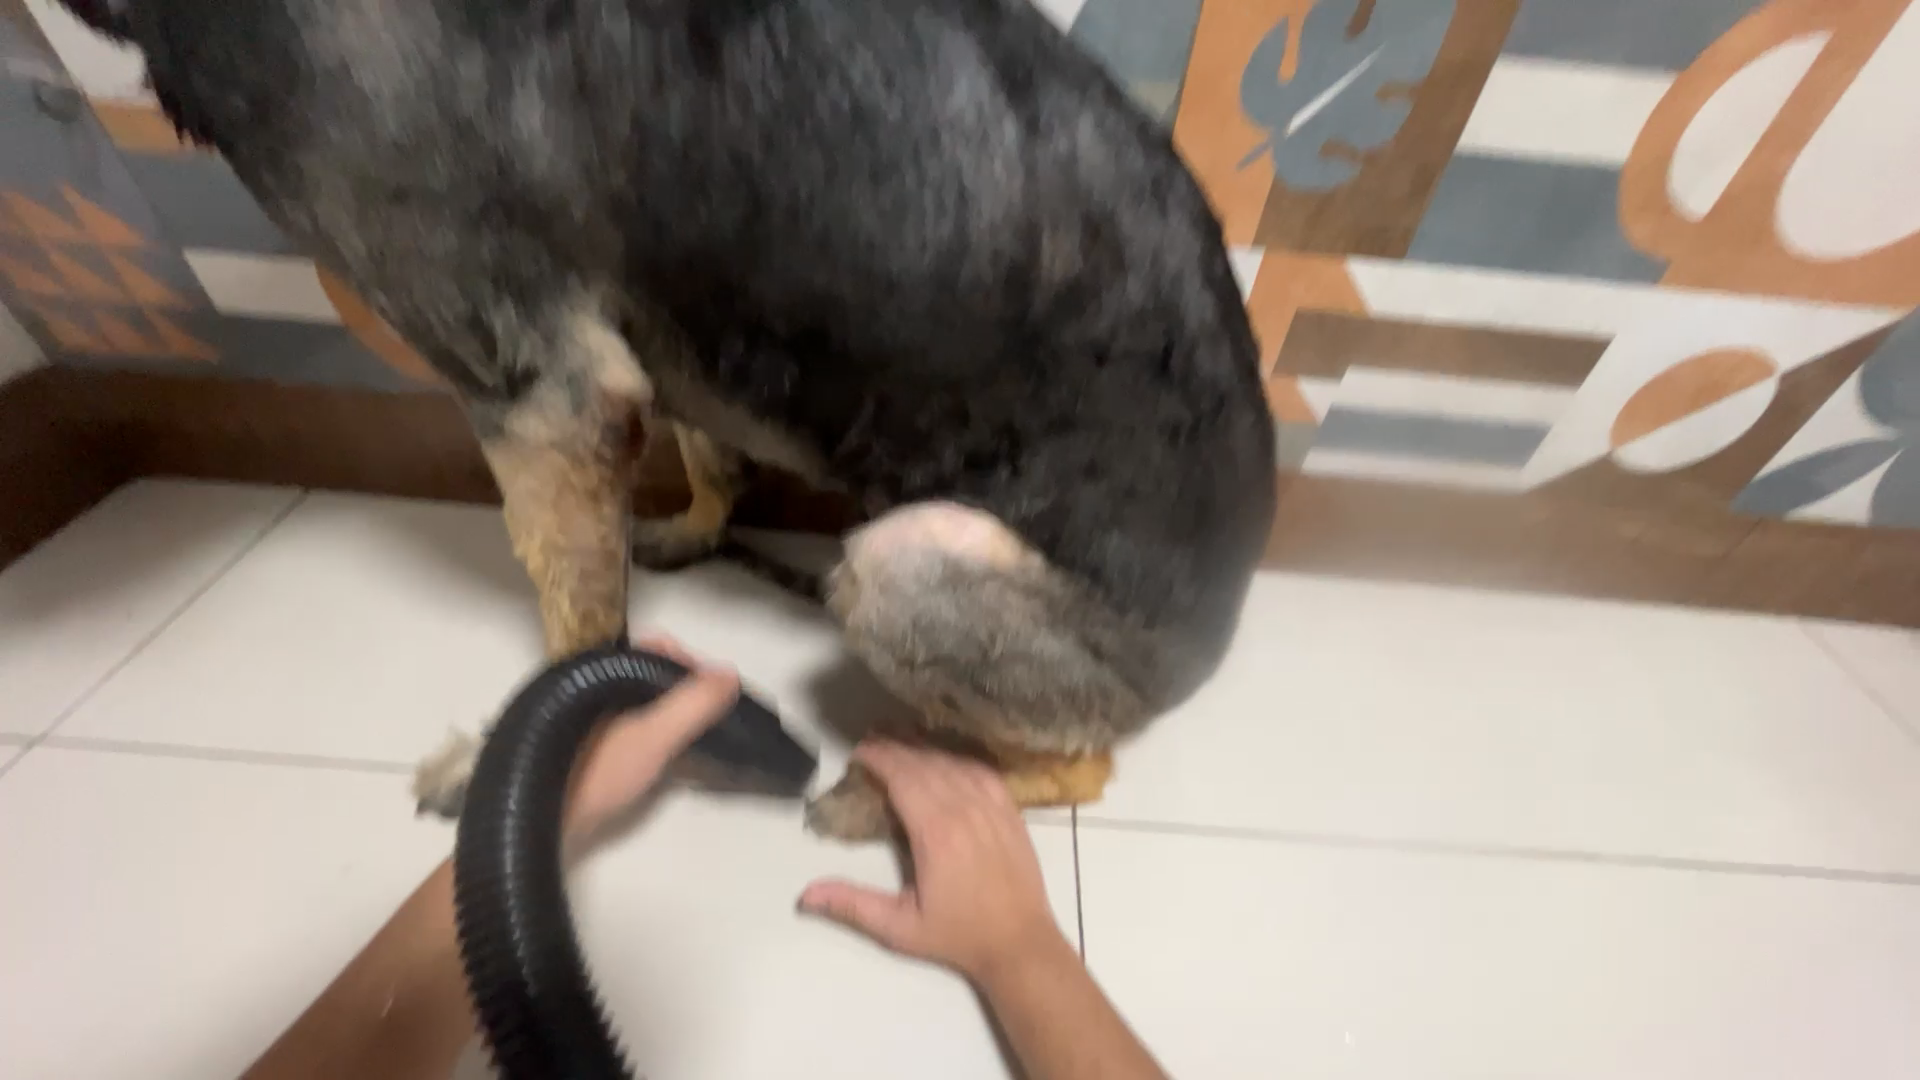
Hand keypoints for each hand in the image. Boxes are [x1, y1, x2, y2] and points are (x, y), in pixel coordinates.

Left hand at [561, 635, 739, 849]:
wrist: (541, 826)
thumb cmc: (596, 775)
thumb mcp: (653, 737)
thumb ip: (693, 705)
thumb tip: (730, 674)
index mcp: (600, 671)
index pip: (654, 647)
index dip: (688, 660)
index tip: (713, 687)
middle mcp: (589, 684)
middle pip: (649, 671)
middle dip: (683, 685)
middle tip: (709, 708)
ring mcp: (584, 715)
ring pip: (639, 697)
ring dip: (670, 707)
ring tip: (695, 728)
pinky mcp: (583, 743)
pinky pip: (629, 719)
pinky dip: (653, 726)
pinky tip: (666, 747)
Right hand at [797, 741, 1068, 983]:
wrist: (1020, 943)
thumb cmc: (957, 935)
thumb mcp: (899, 928)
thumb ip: (853, 905)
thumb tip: (806, 894)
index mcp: (935, 832)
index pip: (902, 778)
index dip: (880, 758)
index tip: (859, 751)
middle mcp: (964, 808)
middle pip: (924, 764)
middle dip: (896, 750)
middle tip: (872, 746)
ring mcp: (991, 804)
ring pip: (952, 763)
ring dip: (924, 751)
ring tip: (901, 748)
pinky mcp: (1010, 807)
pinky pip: (980, 770)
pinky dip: (957, 760)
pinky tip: (944, 761)